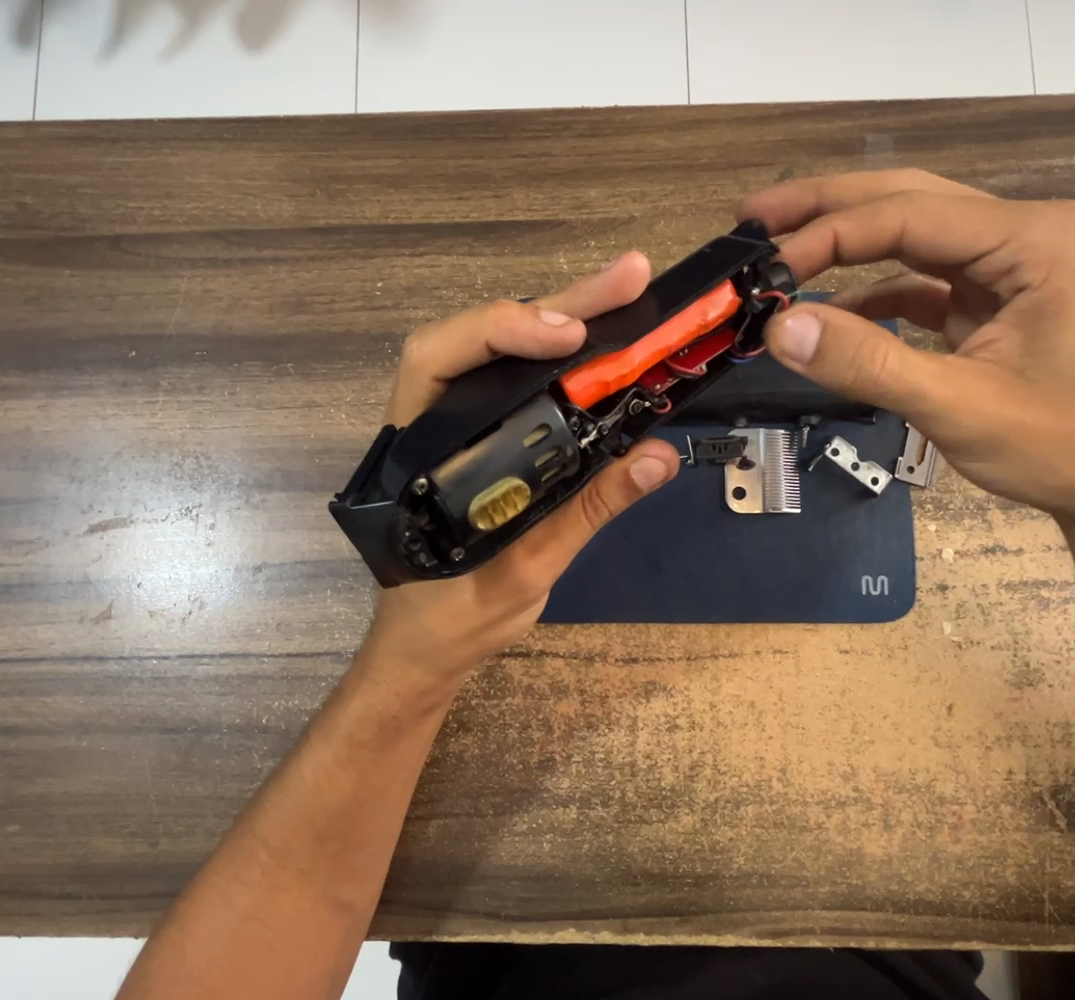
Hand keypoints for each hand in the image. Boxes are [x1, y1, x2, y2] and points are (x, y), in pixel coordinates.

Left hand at [359, 253, 682, 689]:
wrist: (425, 649)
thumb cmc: (453, 617)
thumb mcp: (524, 568)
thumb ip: (587, 510)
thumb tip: (658, 455)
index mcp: (416, 451)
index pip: (440, 358)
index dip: (502, 330)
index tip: (570, 334)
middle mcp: (431, 424)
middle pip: (484, 340)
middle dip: (559, 303)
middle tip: (632, 273)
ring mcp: (458, 430)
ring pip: (505, 356)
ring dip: (565, 320)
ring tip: (628, 295)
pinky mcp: (485, 443)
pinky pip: (520, 388)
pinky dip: (564, 364)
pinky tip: (603, 348)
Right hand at [740, 170, 1074, 539]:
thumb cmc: (1068, 447)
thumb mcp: (958, 404)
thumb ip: (866, 361)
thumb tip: (779, 327)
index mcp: (1037, 239)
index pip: (908, 214)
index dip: (826, 236)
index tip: (762, 266)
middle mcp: (1030, 236)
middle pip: (910, 205)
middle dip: (828, 211)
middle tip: (753, 217)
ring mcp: (1018, 270)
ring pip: (915, 241)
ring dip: (848, 251)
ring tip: (782, 257)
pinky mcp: (1003, 304)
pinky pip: (927, 285)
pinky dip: (877, 298)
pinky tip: (833, 313)